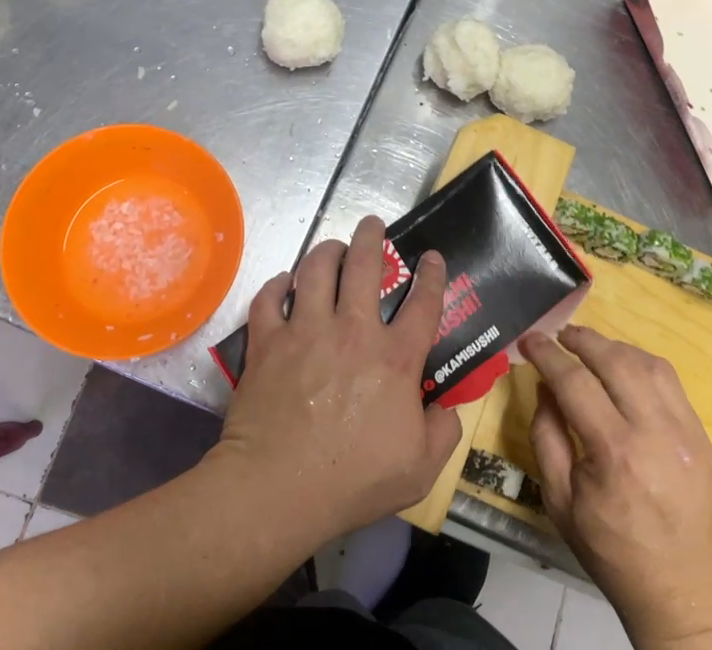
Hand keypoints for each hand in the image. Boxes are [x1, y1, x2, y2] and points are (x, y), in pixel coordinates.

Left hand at [211, 215, 462, 540]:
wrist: (278, 488)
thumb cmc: (354, 481)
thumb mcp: (420, 469)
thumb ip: (442, 432)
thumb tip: (445, 408)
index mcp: (395, 358)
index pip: (423, 304)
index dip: (432, 276)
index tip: (431, 256)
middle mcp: (353, 331)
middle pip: (365, 267)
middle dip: (371, 238)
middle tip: (372, 224)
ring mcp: (306, 331)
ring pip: (316, 270)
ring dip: (327, 251)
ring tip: (331, 246)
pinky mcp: (267, 342)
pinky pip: (270, 298)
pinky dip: (277, 285)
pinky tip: (283, 283)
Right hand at [521, 327, 711, 649]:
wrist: (680, 591)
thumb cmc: (609, 550)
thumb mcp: (559, 500)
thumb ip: (547, 435)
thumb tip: (546, 386)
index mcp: (615, 452)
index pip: (575, 382)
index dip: (548, 354)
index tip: (530, 339)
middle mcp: (656, 432)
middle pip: (617, 361)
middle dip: (583, 339)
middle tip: (560, 334)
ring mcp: (688, 433)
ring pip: (651, 365)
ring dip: (616, 348)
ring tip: (591, 349)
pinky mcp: (705, 440)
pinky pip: (674, 387)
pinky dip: (645, 368)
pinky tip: (626, 373)